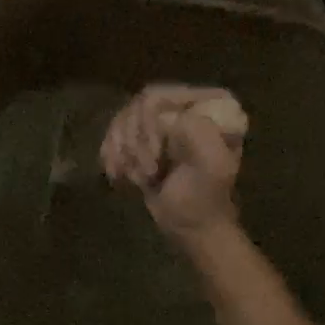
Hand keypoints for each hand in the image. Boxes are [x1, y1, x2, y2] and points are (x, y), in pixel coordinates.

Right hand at [100, 85, 244, 245]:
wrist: (190, 227)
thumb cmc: (204, 200)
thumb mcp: (212, 167)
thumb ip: (198, 133)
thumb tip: (163, 118)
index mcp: (210, 103)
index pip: (160, 96)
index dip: (147, 126)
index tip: (153, 162)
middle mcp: (187, 103)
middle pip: (138, 106)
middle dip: (135, 143)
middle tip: (146, 174)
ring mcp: (164, 118)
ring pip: (124, 118)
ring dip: (123, 152)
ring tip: (137, 178)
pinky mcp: (145, 134)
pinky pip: (115, 131)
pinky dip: (111, 154)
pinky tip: (119, 175)